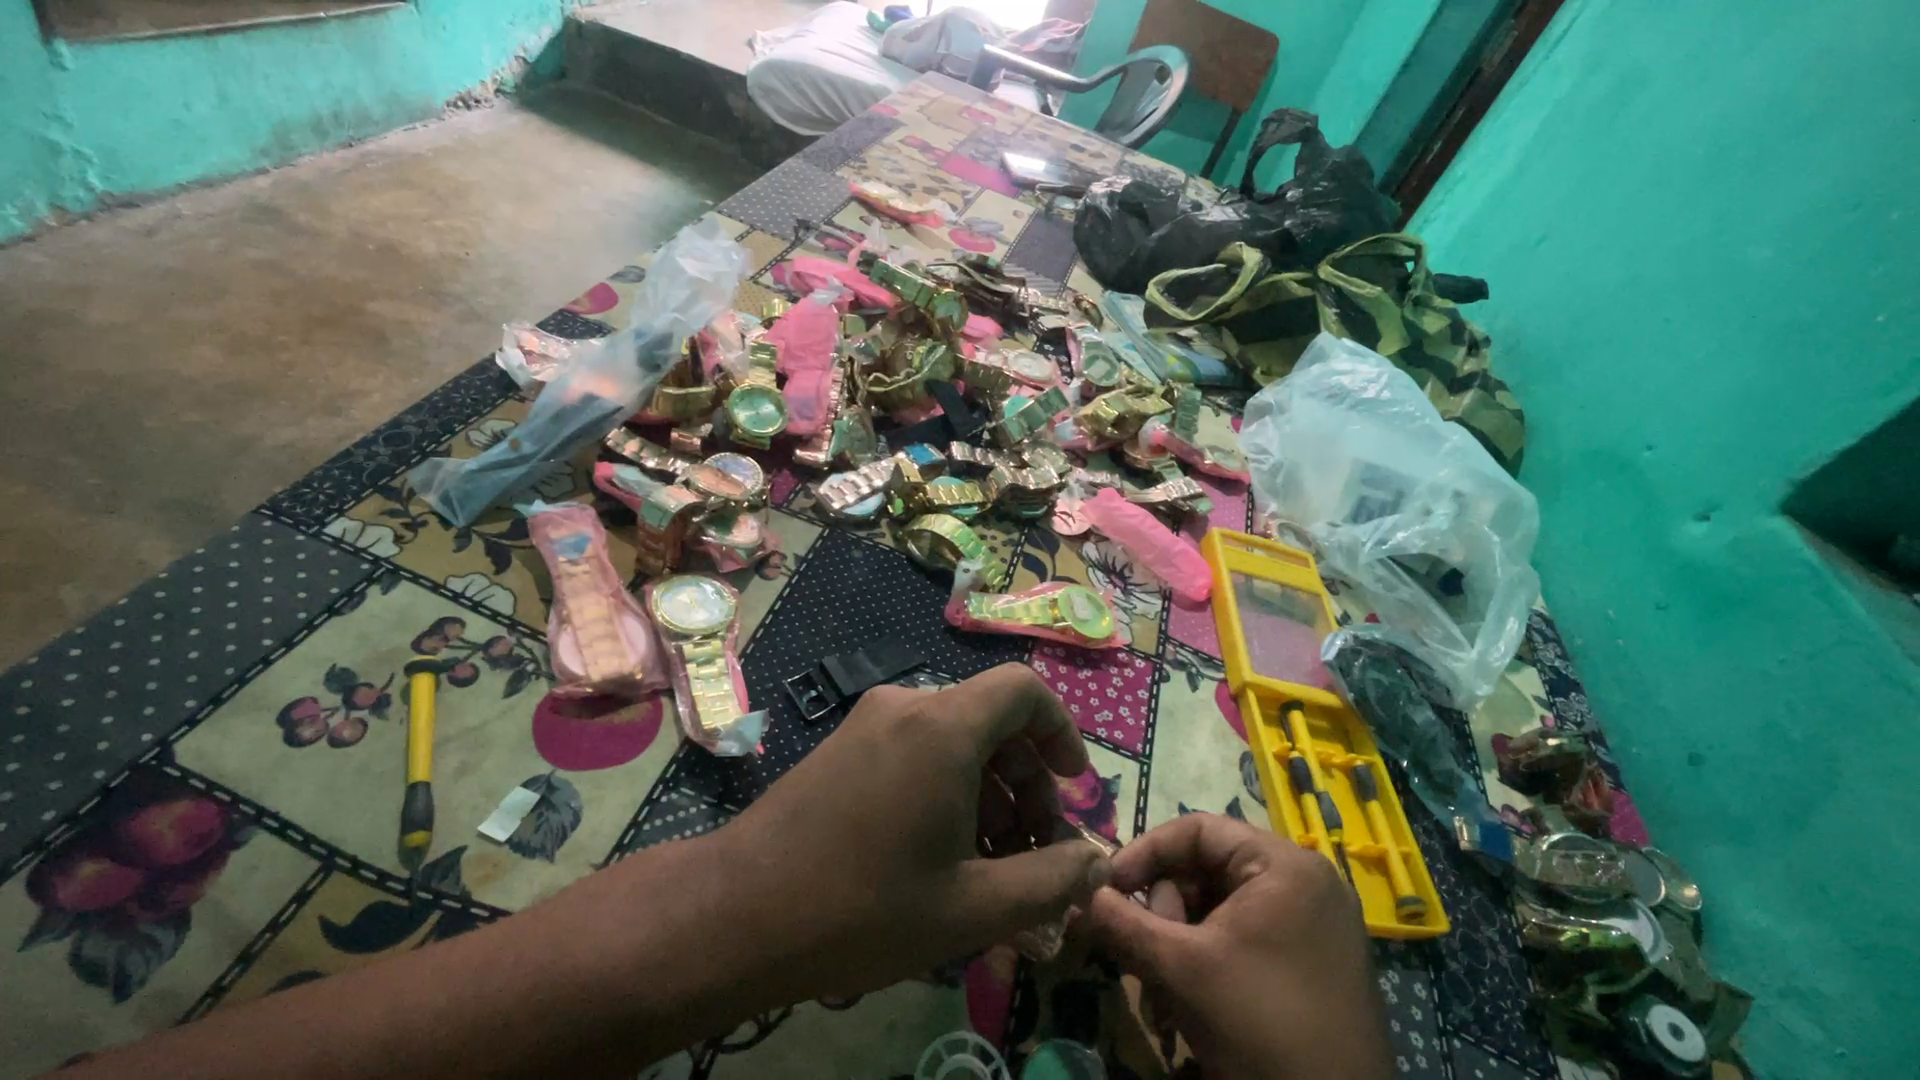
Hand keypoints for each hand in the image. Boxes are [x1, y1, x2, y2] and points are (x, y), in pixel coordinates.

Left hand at [717, 663, 1109, 1001]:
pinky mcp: (842, 747)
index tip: (1070, 787)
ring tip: (989, 863)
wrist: (737, 912)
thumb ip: (1050, 882)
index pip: (1024, 689)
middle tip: (1032, 850)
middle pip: (991, 718)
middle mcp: (906, 707)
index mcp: (944, 727)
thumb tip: (1096, 864)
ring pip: (953, 738)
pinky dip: (946, 787)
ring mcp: (867, 723)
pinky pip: (915, 749)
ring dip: (987, 791)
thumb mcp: (972, 908)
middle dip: (1026, 780)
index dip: (1060, 731)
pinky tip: (939, 853)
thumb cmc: (863, 907)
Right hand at [1088, 813, 1389, 1079]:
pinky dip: (1207, 960)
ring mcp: (1313, 924)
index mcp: (1285, 865)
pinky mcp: (1312, 961)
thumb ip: (1123, 922)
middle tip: (1145, 954)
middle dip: (1164, 910)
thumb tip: (1079, 892)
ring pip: (1220, 907)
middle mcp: (1305, 882)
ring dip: (1179, 942)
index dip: (1144, 853)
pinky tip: (1187, 1003)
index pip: (1197, 829)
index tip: (1107, 888)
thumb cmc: (1259, 1024)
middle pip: (1207, 869)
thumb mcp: (1180, 969)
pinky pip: (1243, 936)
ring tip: (1163, 991)